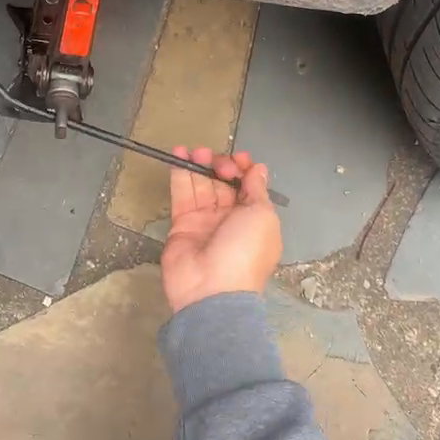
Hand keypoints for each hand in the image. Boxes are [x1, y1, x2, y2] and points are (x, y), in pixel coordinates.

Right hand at [159, 148, 280, 311]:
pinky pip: (182, 194)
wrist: (211, 289)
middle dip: (220, 166)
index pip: (249, 186)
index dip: (244, 169)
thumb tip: (259, 169)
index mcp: (255, 218)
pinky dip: (180, 173)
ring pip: (202, 185)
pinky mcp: (182, 223)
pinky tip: (177, 155)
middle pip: (224, 183)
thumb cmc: (245, 250)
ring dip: (199, 165)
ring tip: (193, 150)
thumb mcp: (262, 216)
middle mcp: (230, 218)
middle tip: (215, 161)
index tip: (238, 159)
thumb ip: (257, 189)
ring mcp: (205, 220)